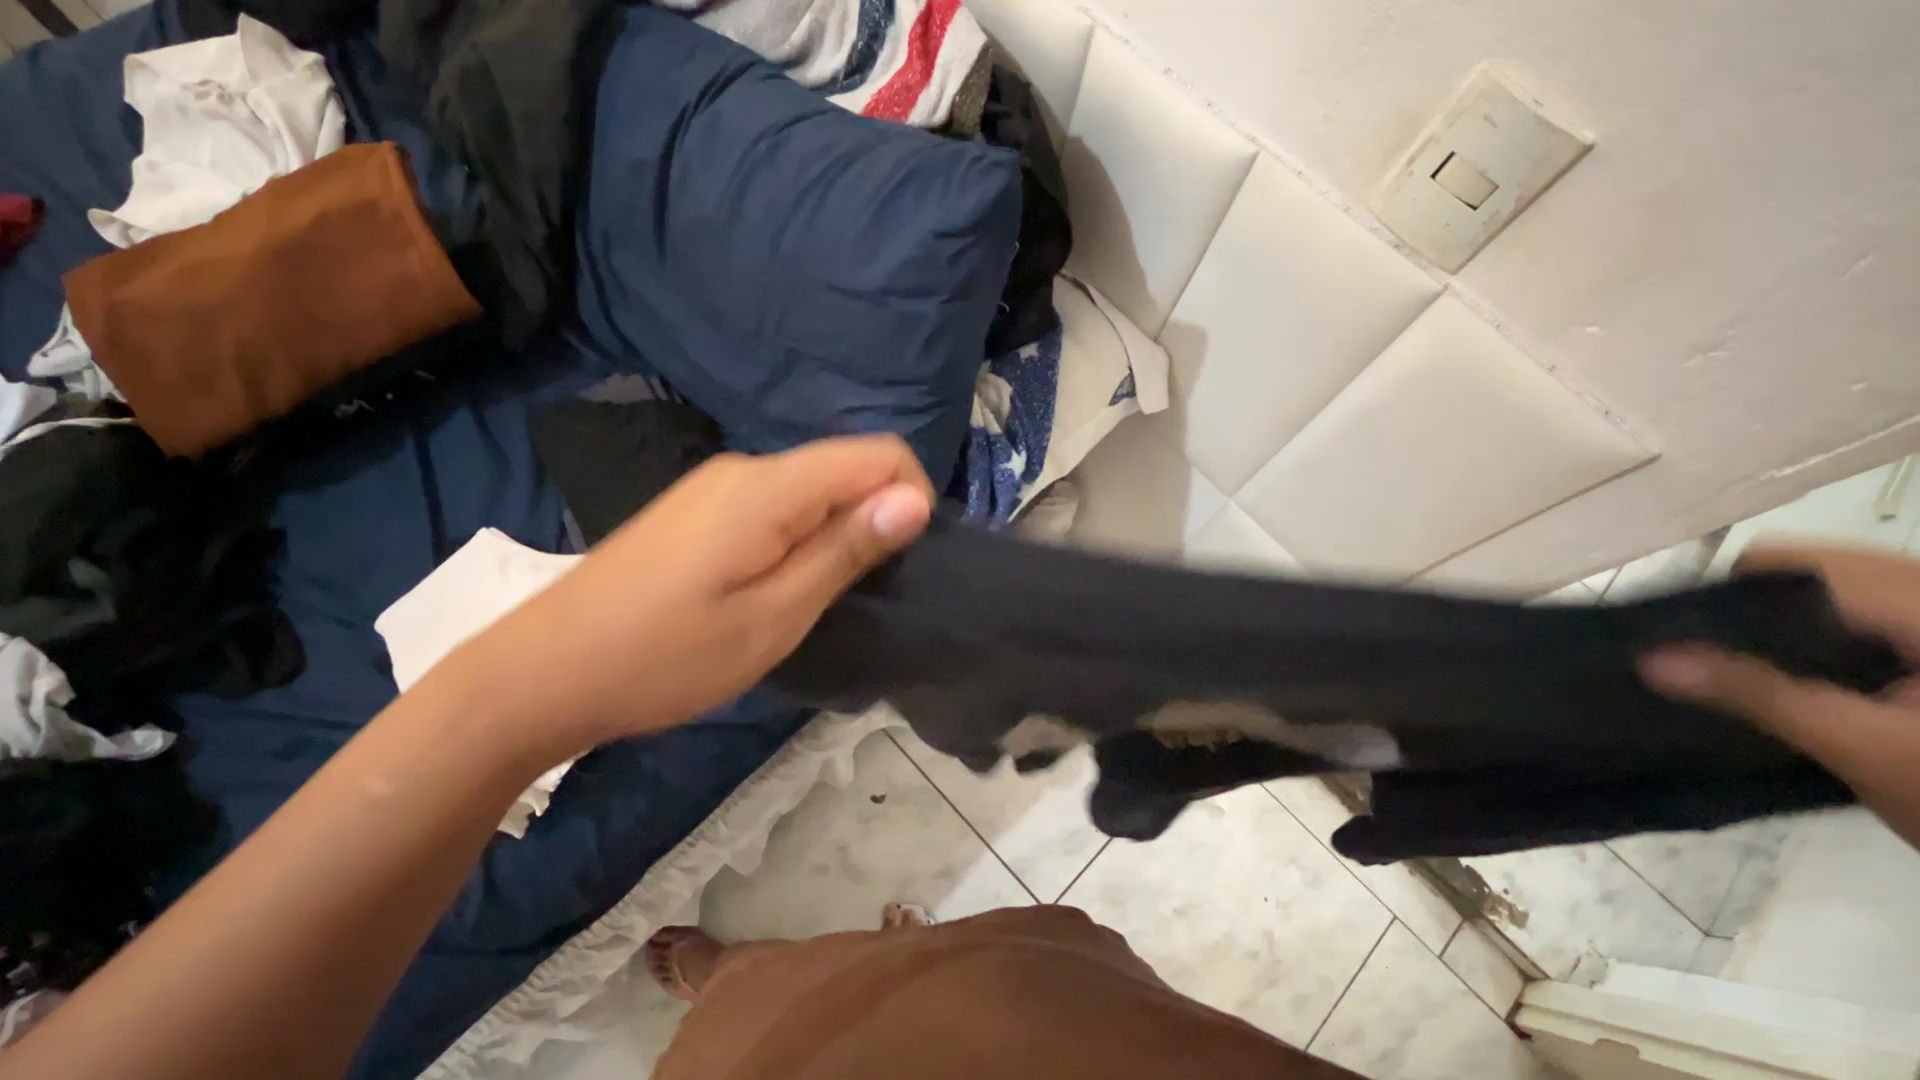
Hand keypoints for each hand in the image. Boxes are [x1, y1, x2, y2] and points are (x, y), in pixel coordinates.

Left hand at [444, 435, 931, 755]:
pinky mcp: (692, 512)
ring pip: (807, 491)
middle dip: (870, 522)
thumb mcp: (774, 615)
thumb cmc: (667, 656)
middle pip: (842, 469)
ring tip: (809, 604)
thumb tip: (913, 499)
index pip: (879, 453)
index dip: (911, 496)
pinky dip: (794, 541)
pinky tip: (768, 593)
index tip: (902, 563)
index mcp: (769, 486)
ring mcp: (712, 488)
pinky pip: (771, 508)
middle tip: (853, 599)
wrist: (543, 673)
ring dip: (831, 536)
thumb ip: (845, 549)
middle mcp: (743, 469)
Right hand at [1638, 544, 1919, 847]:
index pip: (1785, 563)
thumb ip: (1756, 694)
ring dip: (1783, 635)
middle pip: (1806, 573)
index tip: (1687, 646)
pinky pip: (1861, 618)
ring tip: (1758, 684)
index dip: (1724, 597)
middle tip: (1720, 672)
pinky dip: (1821, 645)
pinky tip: (1812, 688)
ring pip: (1830, 596)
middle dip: (1753, 619)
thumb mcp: (1857, 747)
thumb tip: (1652, 660)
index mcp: (1914, 602)